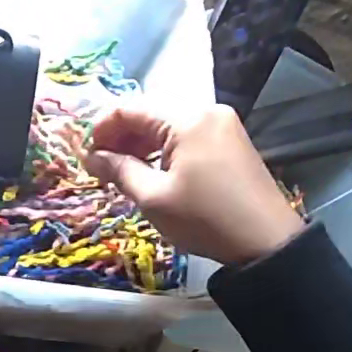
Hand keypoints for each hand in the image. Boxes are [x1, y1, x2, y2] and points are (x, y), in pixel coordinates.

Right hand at [84, 105, 304, 265]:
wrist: (266, 242)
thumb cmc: (204, 219)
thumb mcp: (153, 198)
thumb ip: (119, 170)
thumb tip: (92, 156)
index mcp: (186, 118)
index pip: (130, 108)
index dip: (101, 129)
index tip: (86, 156)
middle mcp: (206, 111)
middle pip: (150, 114)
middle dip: (120, 138)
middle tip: (101, 169)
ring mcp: (222, 125)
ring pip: (168, 126)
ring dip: (141, 145)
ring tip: (122, 174)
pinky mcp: (231, 142)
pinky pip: (187, 137)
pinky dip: (164, 151)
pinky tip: (152, 172)